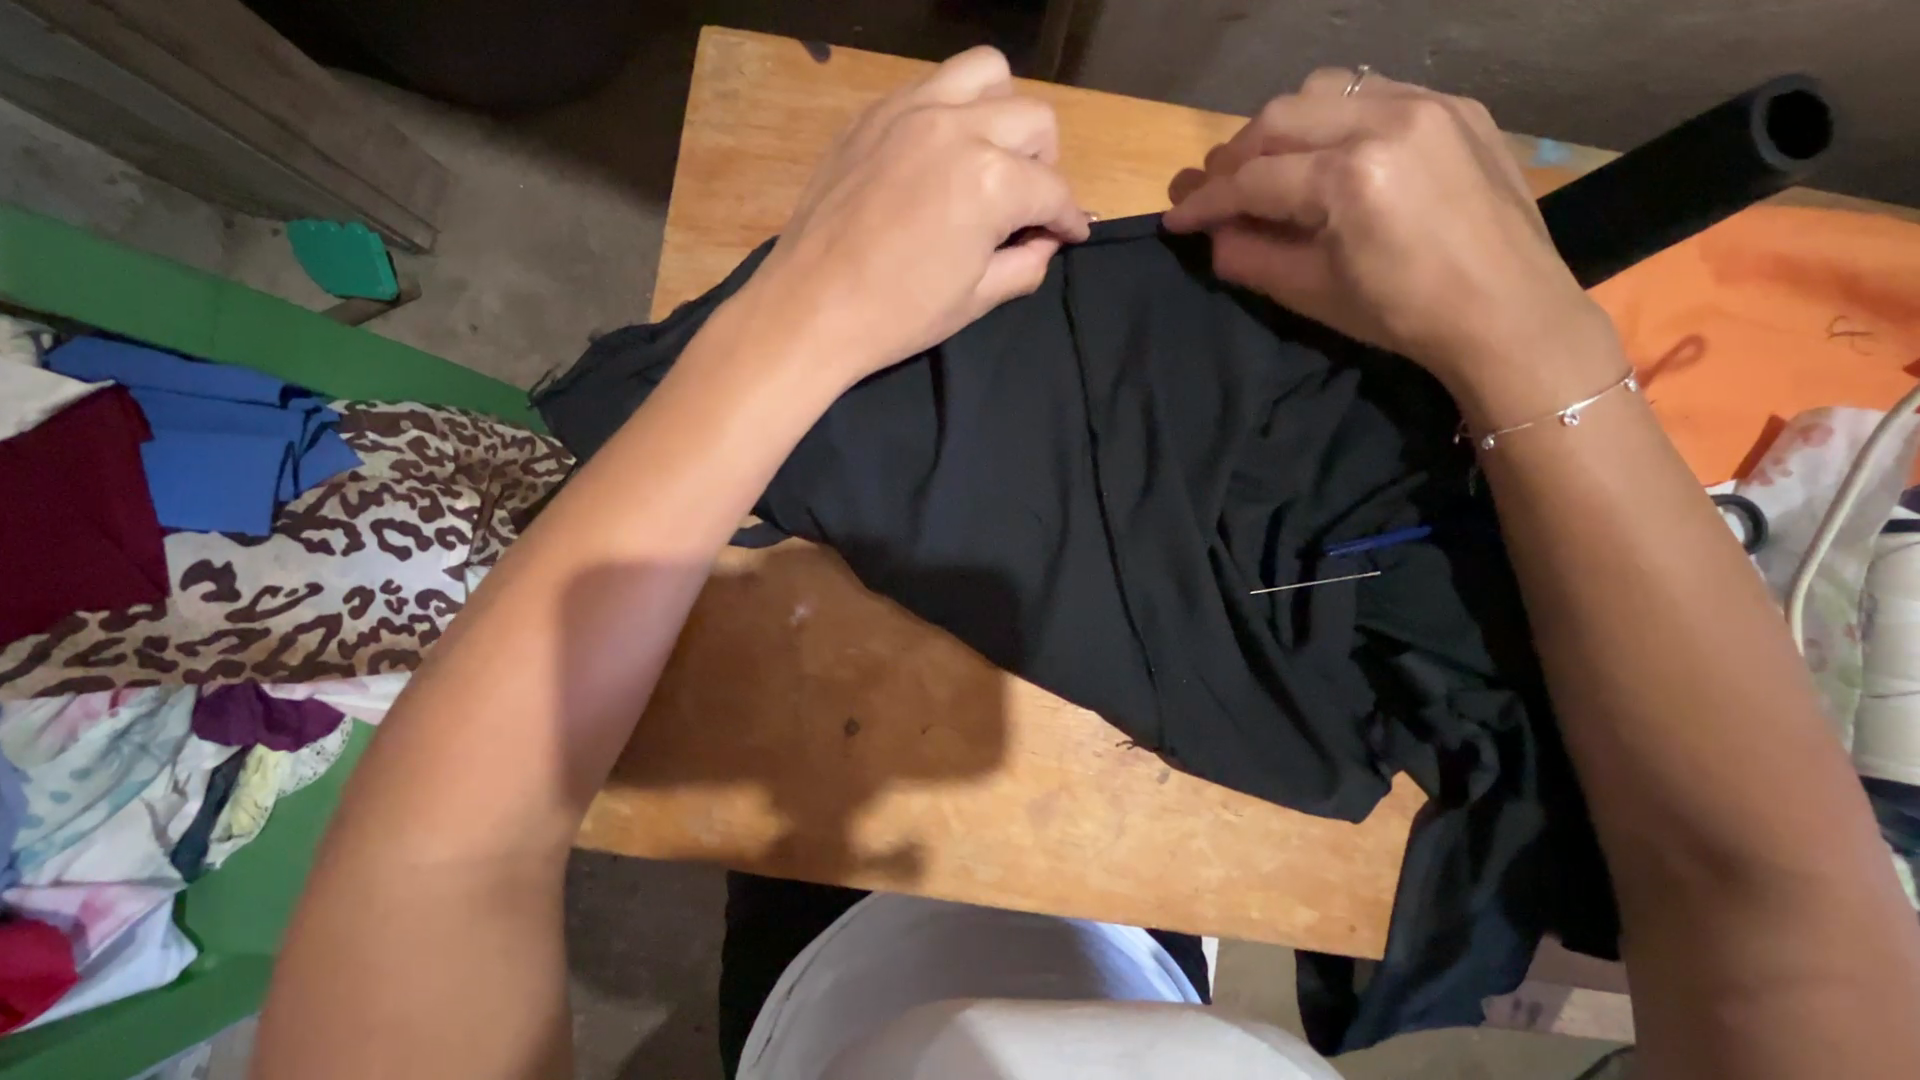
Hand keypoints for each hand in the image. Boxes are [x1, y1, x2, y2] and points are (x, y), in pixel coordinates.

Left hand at [741, 47, 1089, 387]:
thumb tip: (1046, 240)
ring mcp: (912, 110)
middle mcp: (959, 127)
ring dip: (1004, 113)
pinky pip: (933, 85)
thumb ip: (1028, 262)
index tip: (1071, 234)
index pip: (1054, 190)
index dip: (1069, 219)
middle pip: (1034, 121)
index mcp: (991, 180)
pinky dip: (954, 108)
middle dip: (1045, 165)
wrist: (812, 308)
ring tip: (991, 156)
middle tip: (1028, 205)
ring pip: (988, 74)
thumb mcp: (978, 299)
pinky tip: (942, 152)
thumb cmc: (899, 314)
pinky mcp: (875, 113)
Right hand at [1164, 68, 1618, 419]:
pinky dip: (1335, 118)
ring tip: (1270, 165)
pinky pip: (1374, 92)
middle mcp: (1386, 121)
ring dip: (1283, 126)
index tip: (1175, 218)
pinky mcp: (1455, 107)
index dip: (1205, 201)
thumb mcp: (1312, 294)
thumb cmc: (1402, 315)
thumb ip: (1250, 257)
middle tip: (1216, 191)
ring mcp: (1426, 105)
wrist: (1506, 311)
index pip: (1253, 178)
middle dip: (1235, 155)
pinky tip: (1329, 153)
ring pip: (1323, 91)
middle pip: (1279, 118)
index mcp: (1350, 178)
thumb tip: (1212, 235)